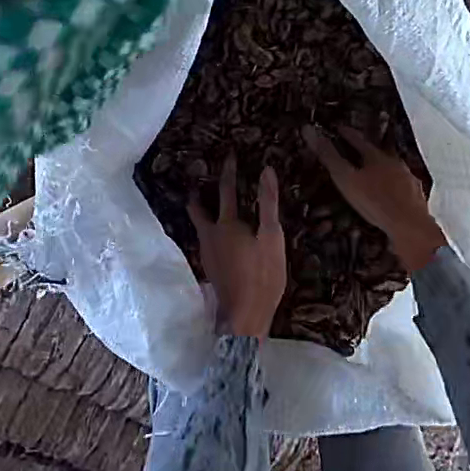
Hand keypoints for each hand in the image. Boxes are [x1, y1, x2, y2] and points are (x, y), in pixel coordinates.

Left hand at [187, 154, 286, 337]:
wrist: (243, 315)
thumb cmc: (262, 275)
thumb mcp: (272, 237)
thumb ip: (268, 204)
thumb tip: (266, 170)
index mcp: (226, 224)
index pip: (227, 189)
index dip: (229, 170)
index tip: (230, 155)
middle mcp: (210, 234)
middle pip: (197, 208)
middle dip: (198, 194)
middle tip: (198, 182)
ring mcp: (206, 252)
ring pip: (199, 225)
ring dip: (202, 212)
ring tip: (207, 206)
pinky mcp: (208, 267)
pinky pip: (205, 241)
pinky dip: (208, 231)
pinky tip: (217, 238)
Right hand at [302, 125, 445, 271]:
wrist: (411, 227)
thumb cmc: (374, 201)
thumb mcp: (345, 178)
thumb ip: (328, 156)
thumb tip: (308, 129)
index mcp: (377, 156)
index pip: (358, 139)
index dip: (346, 133)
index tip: (337, 128)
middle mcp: (396, 163)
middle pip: (378, 153)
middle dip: (366, 151)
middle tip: (355, 152)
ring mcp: (409, 179)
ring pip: (392, 169)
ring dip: (382, 169)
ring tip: (372, 175)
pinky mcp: (417, 196)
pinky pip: (402, 186)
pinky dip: (394, 186)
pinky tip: (391, 194)